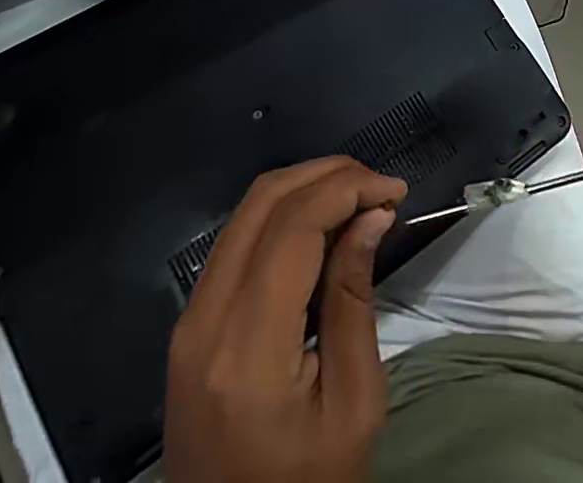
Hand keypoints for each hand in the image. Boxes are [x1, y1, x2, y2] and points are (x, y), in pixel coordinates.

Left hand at [164, 157, 407, 482]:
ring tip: (356, 196)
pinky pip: (235, 244)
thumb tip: (370, 217)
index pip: (291, 228)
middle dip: (323, 175)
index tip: (394, 188)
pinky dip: (280, 219)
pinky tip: (319, 226)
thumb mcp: (353, 408)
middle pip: (261, 203)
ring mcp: (188, 315)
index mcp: (246, 346)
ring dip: (301, 189)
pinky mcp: (189, 320)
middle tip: (378, 183)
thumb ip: (353, 302)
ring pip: (243, 214)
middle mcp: (204, 315)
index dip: (344, 189)